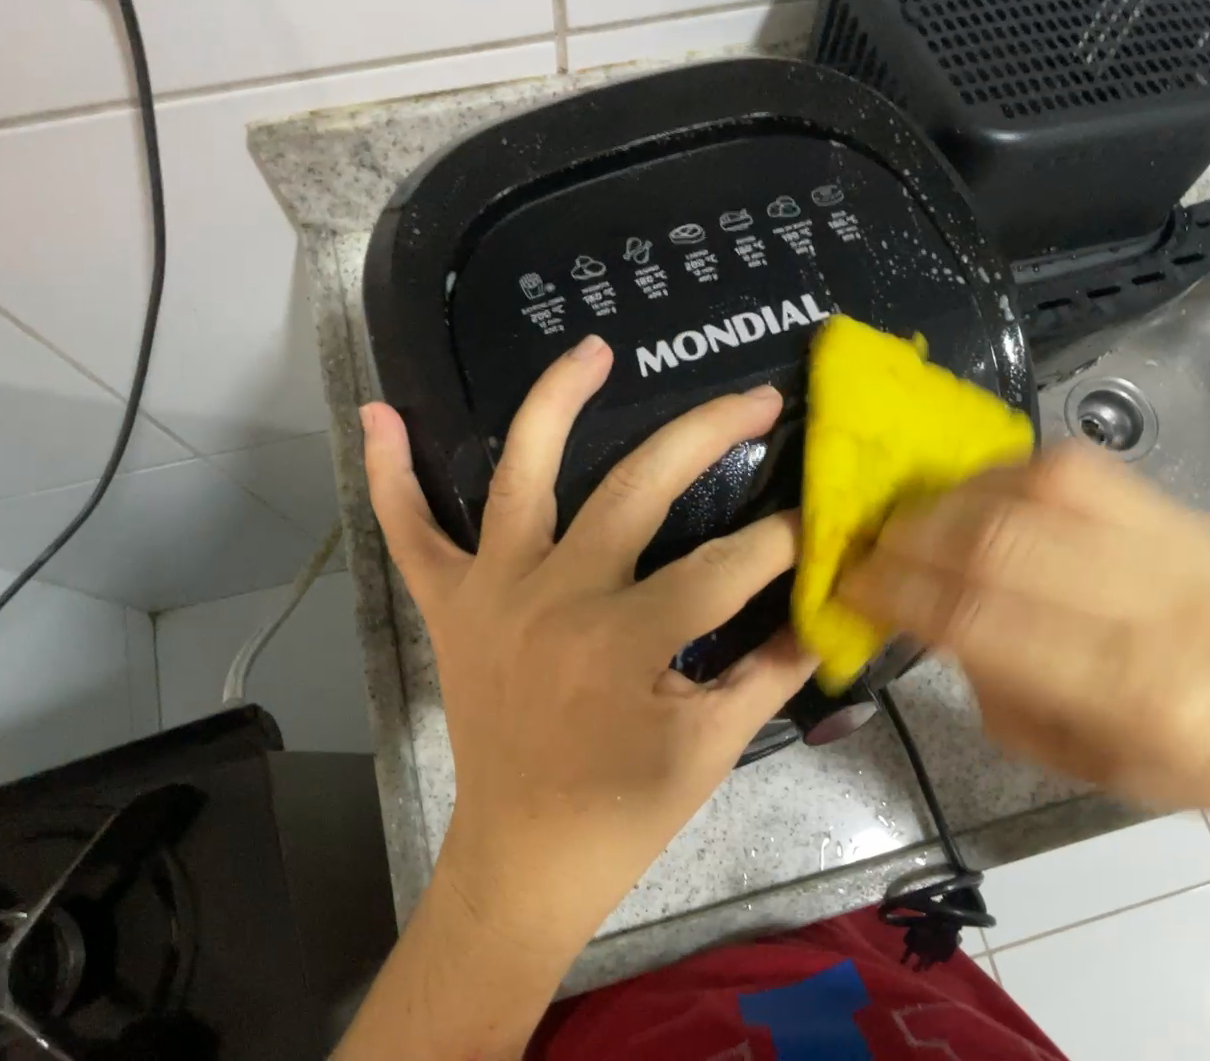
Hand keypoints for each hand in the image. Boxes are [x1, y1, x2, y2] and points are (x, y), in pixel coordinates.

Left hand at [361, 335, 816, 949]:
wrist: (522, 860)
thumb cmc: (623, 815)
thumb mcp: (713, 749)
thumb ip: (771, 672)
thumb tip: (829, 608)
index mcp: (625, 640)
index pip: (726, 567)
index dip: (783, 542)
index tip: (819, 522)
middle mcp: (555, 597)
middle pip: (637, 488)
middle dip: (707, 433)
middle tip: (757, 397)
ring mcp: (493, 593)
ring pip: (521, 475)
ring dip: (555, 402)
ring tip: (594, 350)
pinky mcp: (450, 607)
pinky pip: (410, 534)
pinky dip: (390, 477)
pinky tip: (380, 414)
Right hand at [838, 444, 1209, 817]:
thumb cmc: (1162, 760)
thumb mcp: (1055, 751)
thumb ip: (983, 673)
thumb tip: (920, 600)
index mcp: (1125, 697)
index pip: (977, 622)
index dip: (897, 593)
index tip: (850, 583)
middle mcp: (1155, 614)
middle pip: (1001, 545)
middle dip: (913, 539)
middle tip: (874, 546)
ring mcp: (1175, 549)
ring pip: (1038, 489)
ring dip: (953, 500)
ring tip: (918, 519)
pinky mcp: (1178, 509)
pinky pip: (1074, 465)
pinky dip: (1003, 474)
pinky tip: (975, 497)